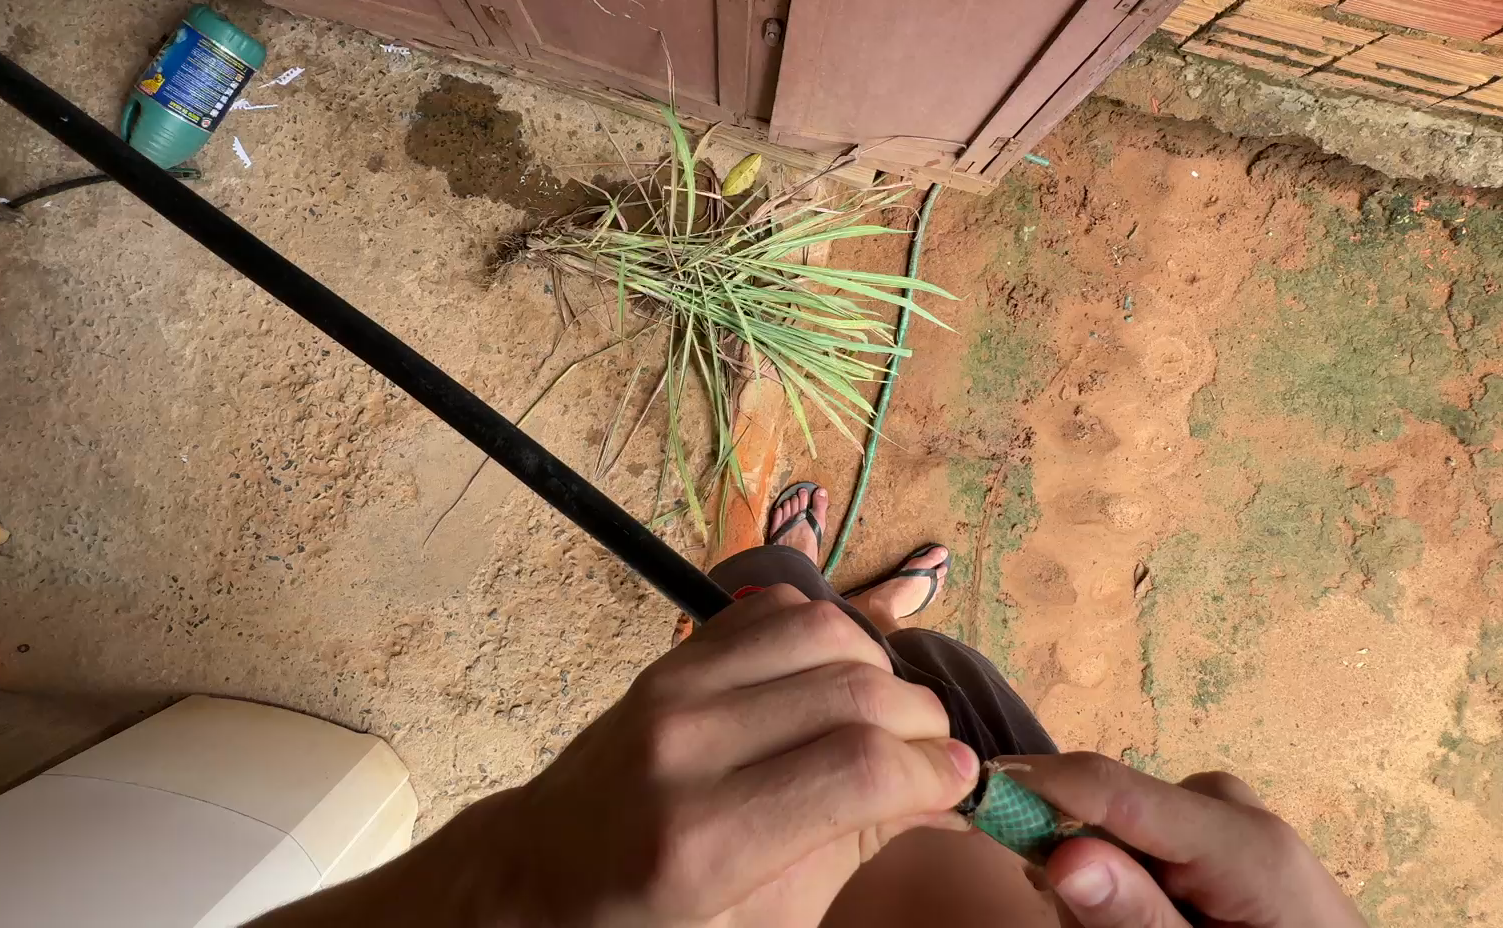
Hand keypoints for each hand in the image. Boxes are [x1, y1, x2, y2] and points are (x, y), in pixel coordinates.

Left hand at [267, 584, 979, 927]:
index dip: (932, 767)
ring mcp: (672, 683)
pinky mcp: (672, 655)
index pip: (856, 767)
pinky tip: (834, 669)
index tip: (962, 778)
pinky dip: (822, 626)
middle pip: (846, 688)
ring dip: (875, 660)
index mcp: (702, 841)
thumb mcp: (762, 918)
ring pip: (815, 627)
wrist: (540, 870)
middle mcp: (686, 743)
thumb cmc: (654, 919)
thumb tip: (939, 783)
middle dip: (918, 714)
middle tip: (936, 747)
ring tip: (887, 705)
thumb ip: (851, 841)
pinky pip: (769, 606)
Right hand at [1002, 753, 1364, 927]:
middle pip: (1111, 807)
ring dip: (1102, 872)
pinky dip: (1130, 871)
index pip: (1112, 786)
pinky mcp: (1230, 828)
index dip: (1037, 781)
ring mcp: (1234, 814)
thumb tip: (1060, 855)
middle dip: (1075, 856)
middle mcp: (1233, 807)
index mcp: (1241, 841)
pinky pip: (1150, 830)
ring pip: (1124, 821)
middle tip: (1070, 920)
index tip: (976, 789)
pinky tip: (1150, 915)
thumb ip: (1138, 921)